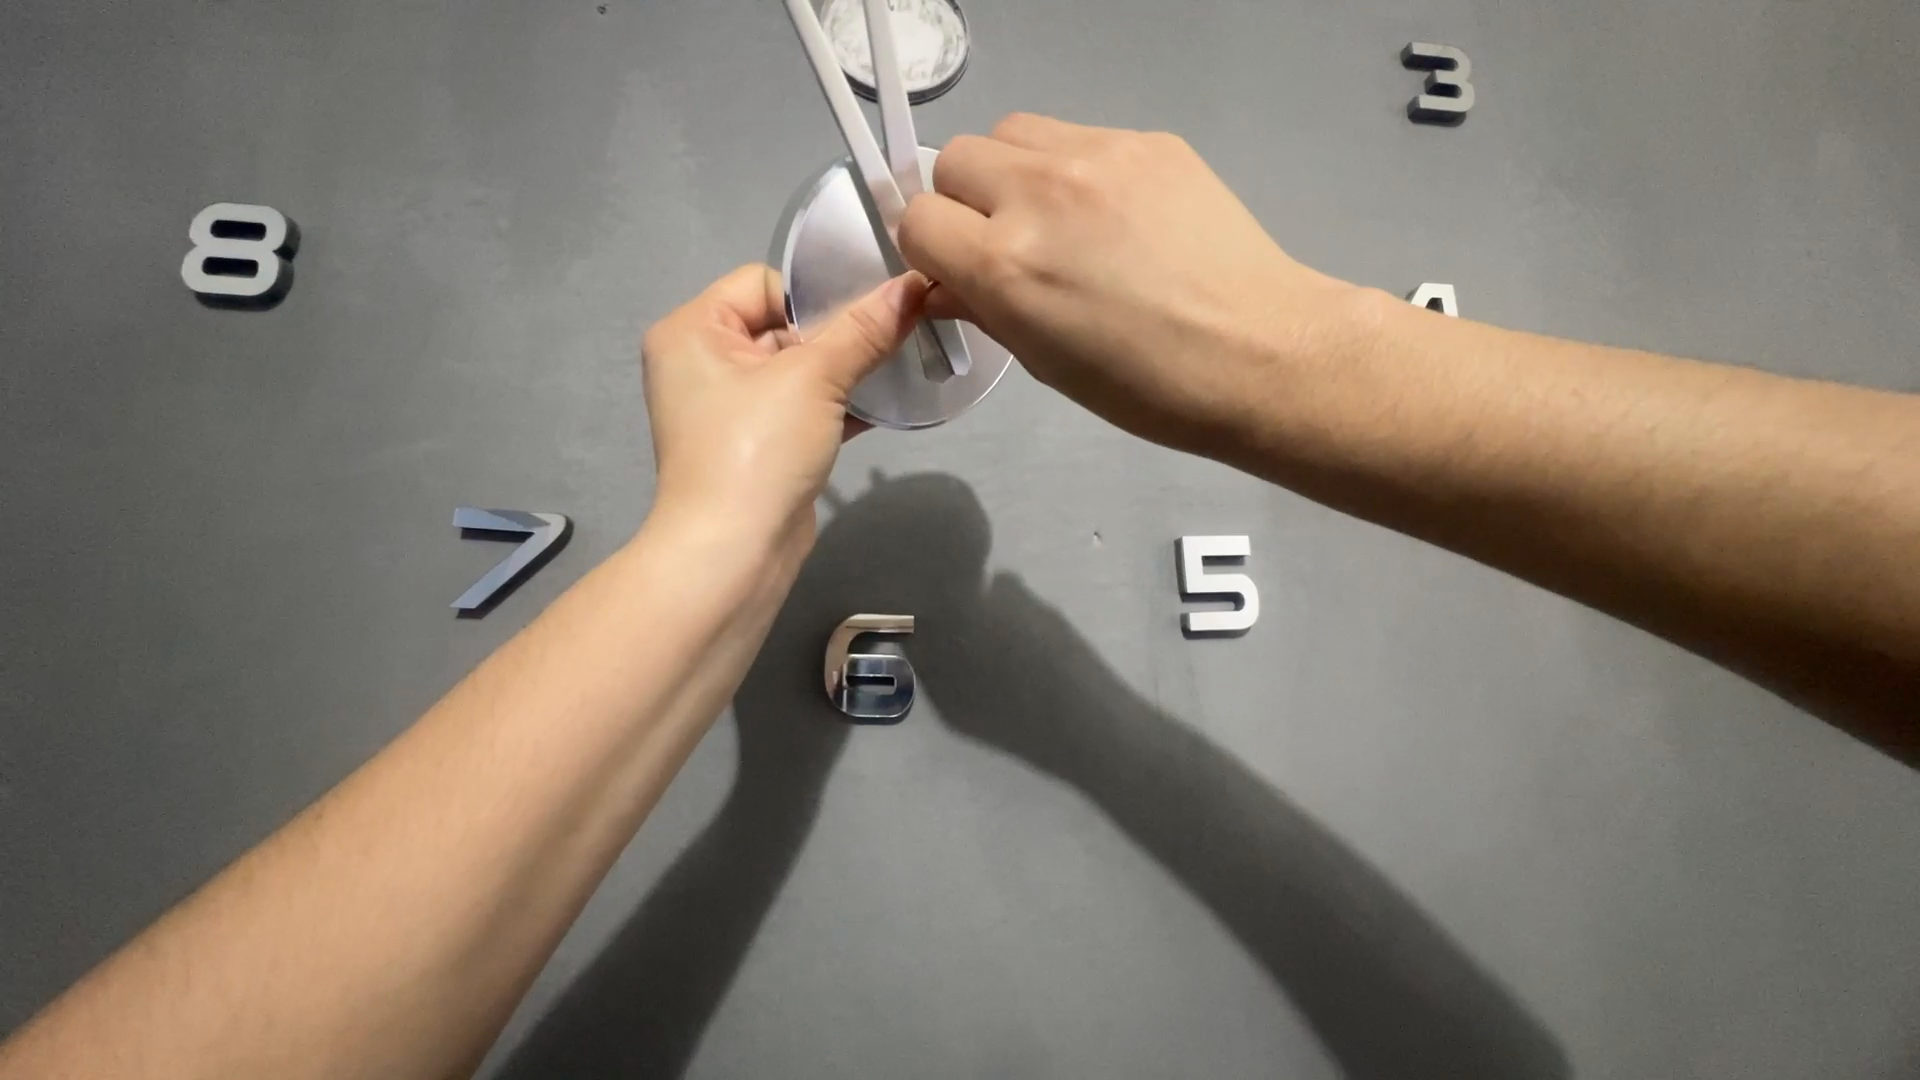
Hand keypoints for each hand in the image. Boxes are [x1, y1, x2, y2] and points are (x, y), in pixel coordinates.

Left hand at [641, 265, 928, 546]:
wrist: (735, 553)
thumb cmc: (758, 449)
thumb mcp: (814, 378)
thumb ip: (864, 330)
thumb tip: (917, 283)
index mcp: (693, 330)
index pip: (762, 283)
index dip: (814, 296)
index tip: (863, 317)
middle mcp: (703, 364)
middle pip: (783, 326)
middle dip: (837, 337)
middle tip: (889, 341)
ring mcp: (729, 410)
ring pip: (797, 372)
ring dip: (843, 373)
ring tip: (893, 369)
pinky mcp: (757, 447)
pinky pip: (802, 410)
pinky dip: (837, 407)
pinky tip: (884, 405)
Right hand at [899, 113, 1374, 459]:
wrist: (1258, 354)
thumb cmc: (1145, 387)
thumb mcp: (1045, 363)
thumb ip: (983, 309)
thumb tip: (946, 285)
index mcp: (1006, 265)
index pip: (917, 219)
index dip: (930, 250)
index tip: (956, 272)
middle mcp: (1039, 193)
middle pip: (954, 159)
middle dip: (963, 205)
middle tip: (1004, 245)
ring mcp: (1098, 155)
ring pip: (1011, 133)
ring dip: (1011, 175)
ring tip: (1055, 221)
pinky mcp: (1148, 140)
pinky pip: (1076, 136)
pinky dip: (1071, 170)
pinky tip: (1113, 216)